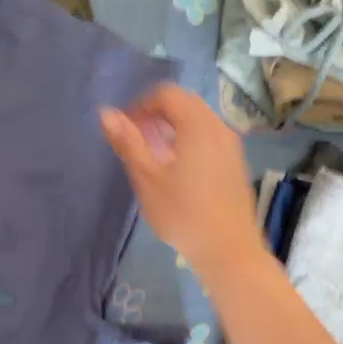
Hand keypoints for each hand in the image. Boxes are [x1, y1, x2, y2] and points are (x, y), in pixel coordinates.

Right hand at [100, 83, 263, 273]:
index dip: (140, 106)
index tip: (124, 130)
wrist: (228, 249)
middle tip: (135, 143)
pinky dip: (188, 143)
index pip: (167, 94)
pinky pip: (208, 139)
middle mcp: (219, 128)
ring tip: (153, 159)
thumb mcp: (147, 179)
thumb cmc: (182, 213)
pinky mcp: (235, 164)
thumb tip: (106, 113)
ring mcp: (232, 146)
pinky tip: (176, 173)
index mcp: (198, 126)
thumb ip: (127, 143)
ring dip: (171, 131)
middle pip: (185, 105)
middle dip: (156, 117)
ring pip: (198, 122)